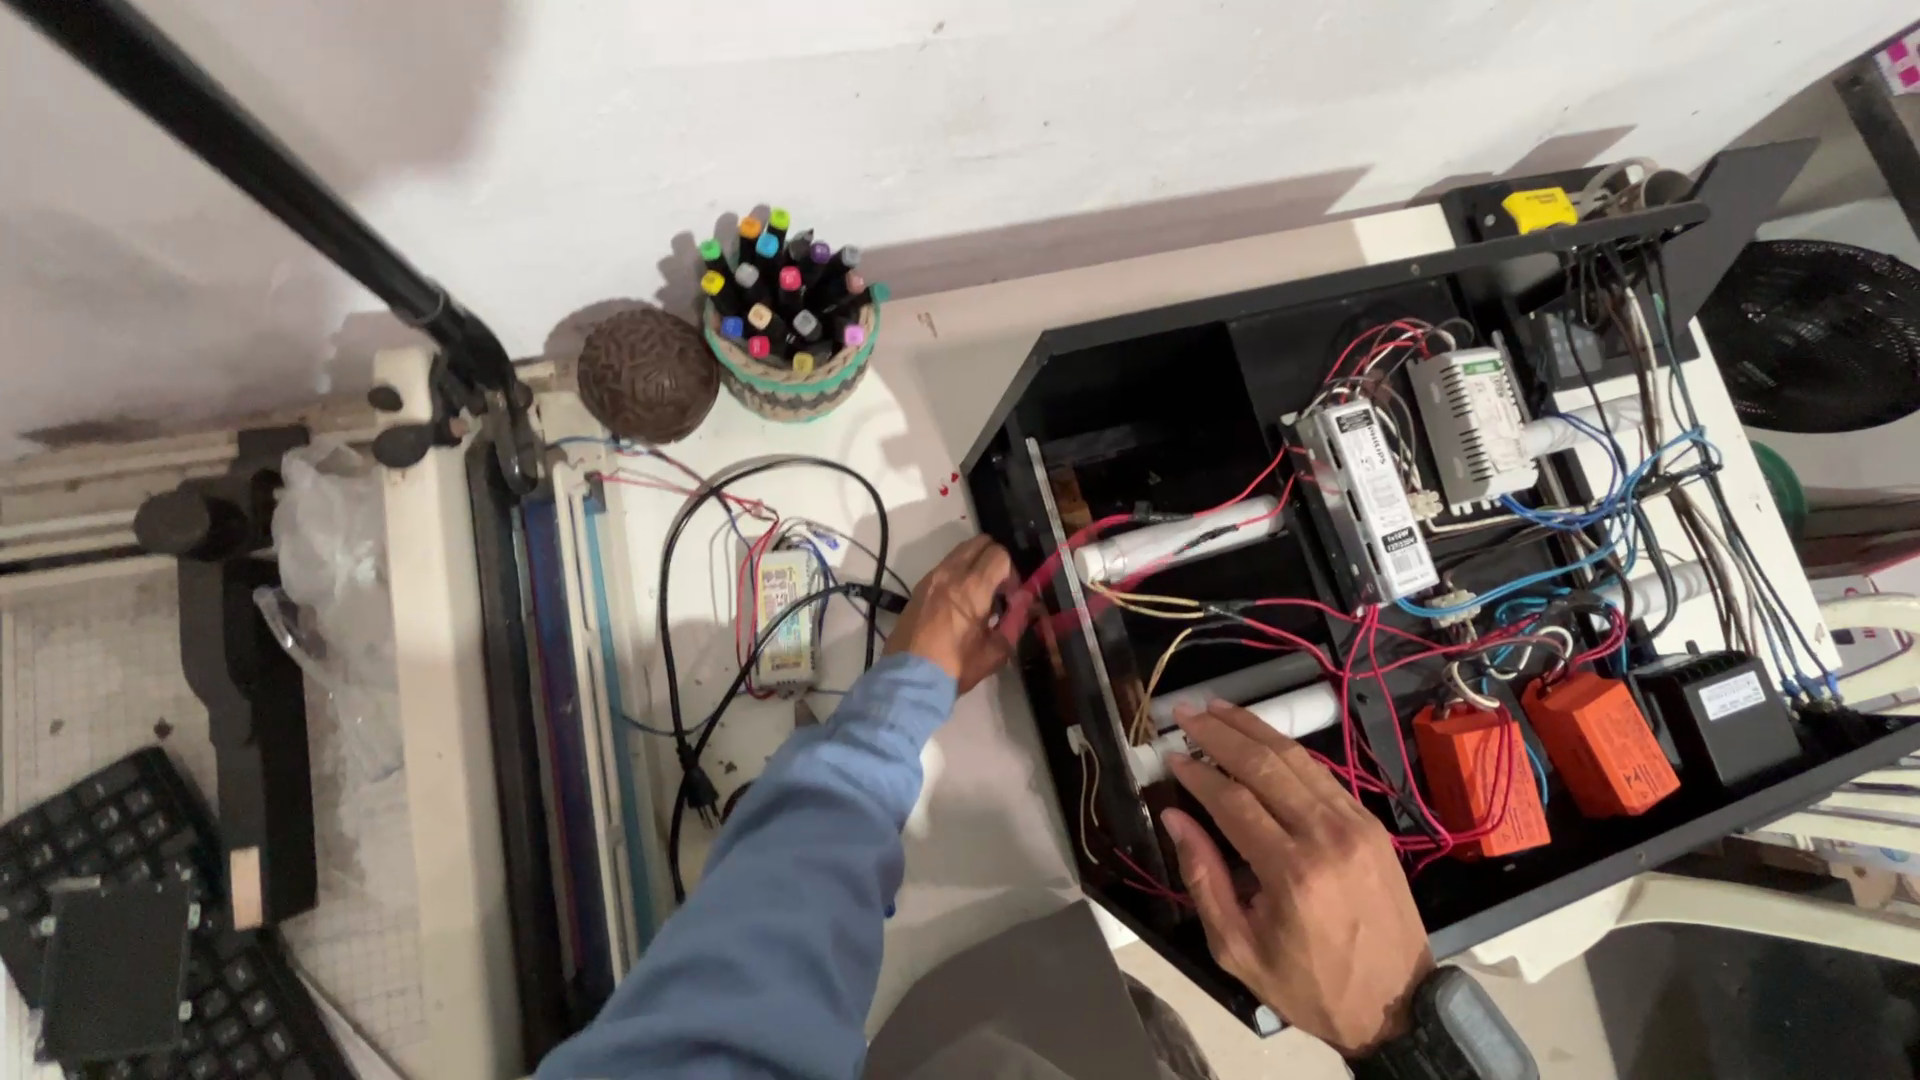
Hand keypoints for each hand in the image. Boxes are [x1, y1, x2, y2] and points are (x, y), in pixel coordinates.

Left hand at [885, 535, 1026, 692]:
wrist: (909, 680)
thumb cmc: (955, 668)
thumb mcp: (995, 652)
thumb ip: (1015, 621)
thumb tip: (1025, 603)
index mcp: (972, 587)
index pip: (1000, 554)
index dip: (1012, 572)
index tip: (1011, 596)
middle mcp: (950, 574)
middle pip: (979, 543)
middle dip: (995, 558)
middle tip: (998, 587)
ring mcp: (931, 578)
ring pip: (960, 552)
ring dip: (975, 563)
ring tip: (979, 594)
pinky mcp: (918, 588)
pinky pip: (944, 566)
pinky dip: (957, 573)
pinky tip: (959, 602)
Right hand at [1161, 700, 1432, 1057]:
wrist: (1400, 1007)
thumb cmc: (1310, 985)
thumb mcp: (1237, 949)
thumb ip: (1202, 877)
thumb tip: (1174, 816)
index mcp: (1291, 872)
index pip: (1232, 800)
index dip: (1196, 772)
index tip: (1170, 754)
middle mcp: (1325, 836)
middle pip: (1262, 765)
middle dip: (1218, 732)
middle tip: (1185, 711)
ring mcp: (1354, 824)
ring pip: (1294, 758)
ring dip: (1251, 726)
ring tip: (1216, 706)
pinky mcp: (1370, 822)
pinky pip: (1319, 772)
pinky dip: (1284, 748)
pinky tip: (1258, 735)